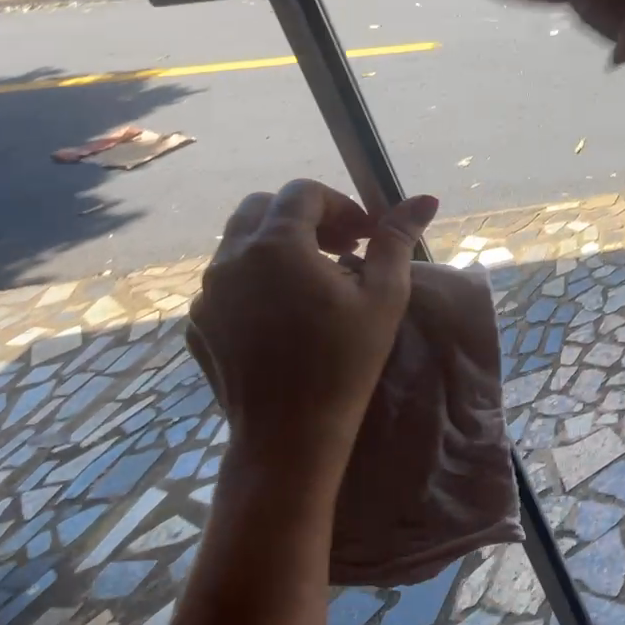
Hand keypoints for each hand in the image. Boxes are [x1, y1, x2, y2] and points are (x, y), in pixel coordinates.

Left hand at [188, 180, 438, 480]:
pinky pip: (227, 279)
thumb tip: (426, 199)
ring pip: (240, 242)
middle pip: (264, 207)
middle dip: (307, 217)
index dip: (341, 205)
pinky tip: (289, 312)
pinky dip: (258, 277)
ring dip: (280, 244)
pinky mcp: (199, 321)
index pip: (303, 192)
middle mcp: (230, 259)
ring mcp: (207, 292)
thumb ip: (397, 239)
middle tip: (343, 249)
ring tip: (317, 280)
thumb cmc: (347, 359)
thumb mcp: (385, 294)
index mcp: (276, 245)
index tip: (365, 235)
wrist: (289, 432)